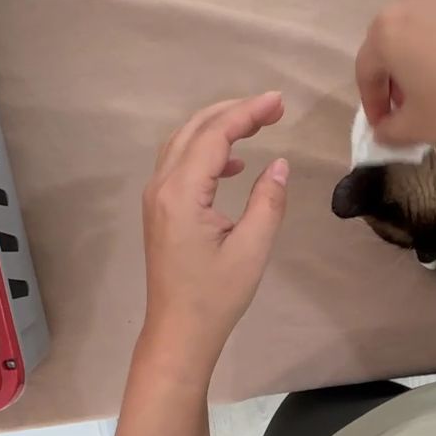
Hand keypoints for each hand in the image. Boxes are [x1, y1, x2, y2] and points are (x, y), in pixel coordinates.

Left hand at [138, 92, 290, 376]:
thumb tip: (279, 165)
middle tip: (272, 107)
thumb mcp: (252, 250)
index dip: (248, 114)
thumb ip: (267, 202)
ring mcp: (156, 198)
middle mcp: (161, 187)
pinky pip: (180, 164)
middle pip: (194, 130)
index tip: (279, 103)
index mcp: (182, 194)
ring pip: (183, 143)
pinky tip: (233, 164)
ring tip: (255, 124)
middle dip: (233, 112)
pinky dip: (206, 152)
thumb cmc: (216, 297)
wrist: (179, 331)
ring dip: (218, 127)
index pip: (215, 136)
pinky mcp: (160, 211)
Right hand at [355, 0, 435, 147]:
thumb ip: (390, 129)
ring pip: (423, 25)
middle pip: (392, 41)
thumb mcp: (419, 127)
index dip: (372, 102)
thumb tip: (383, 129)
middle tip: (409, 104)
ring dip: (421, 53)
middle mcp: (410, 0)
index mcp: (386, 32)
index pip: (366, 69)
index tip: (383, 124)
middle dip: (395, 75)